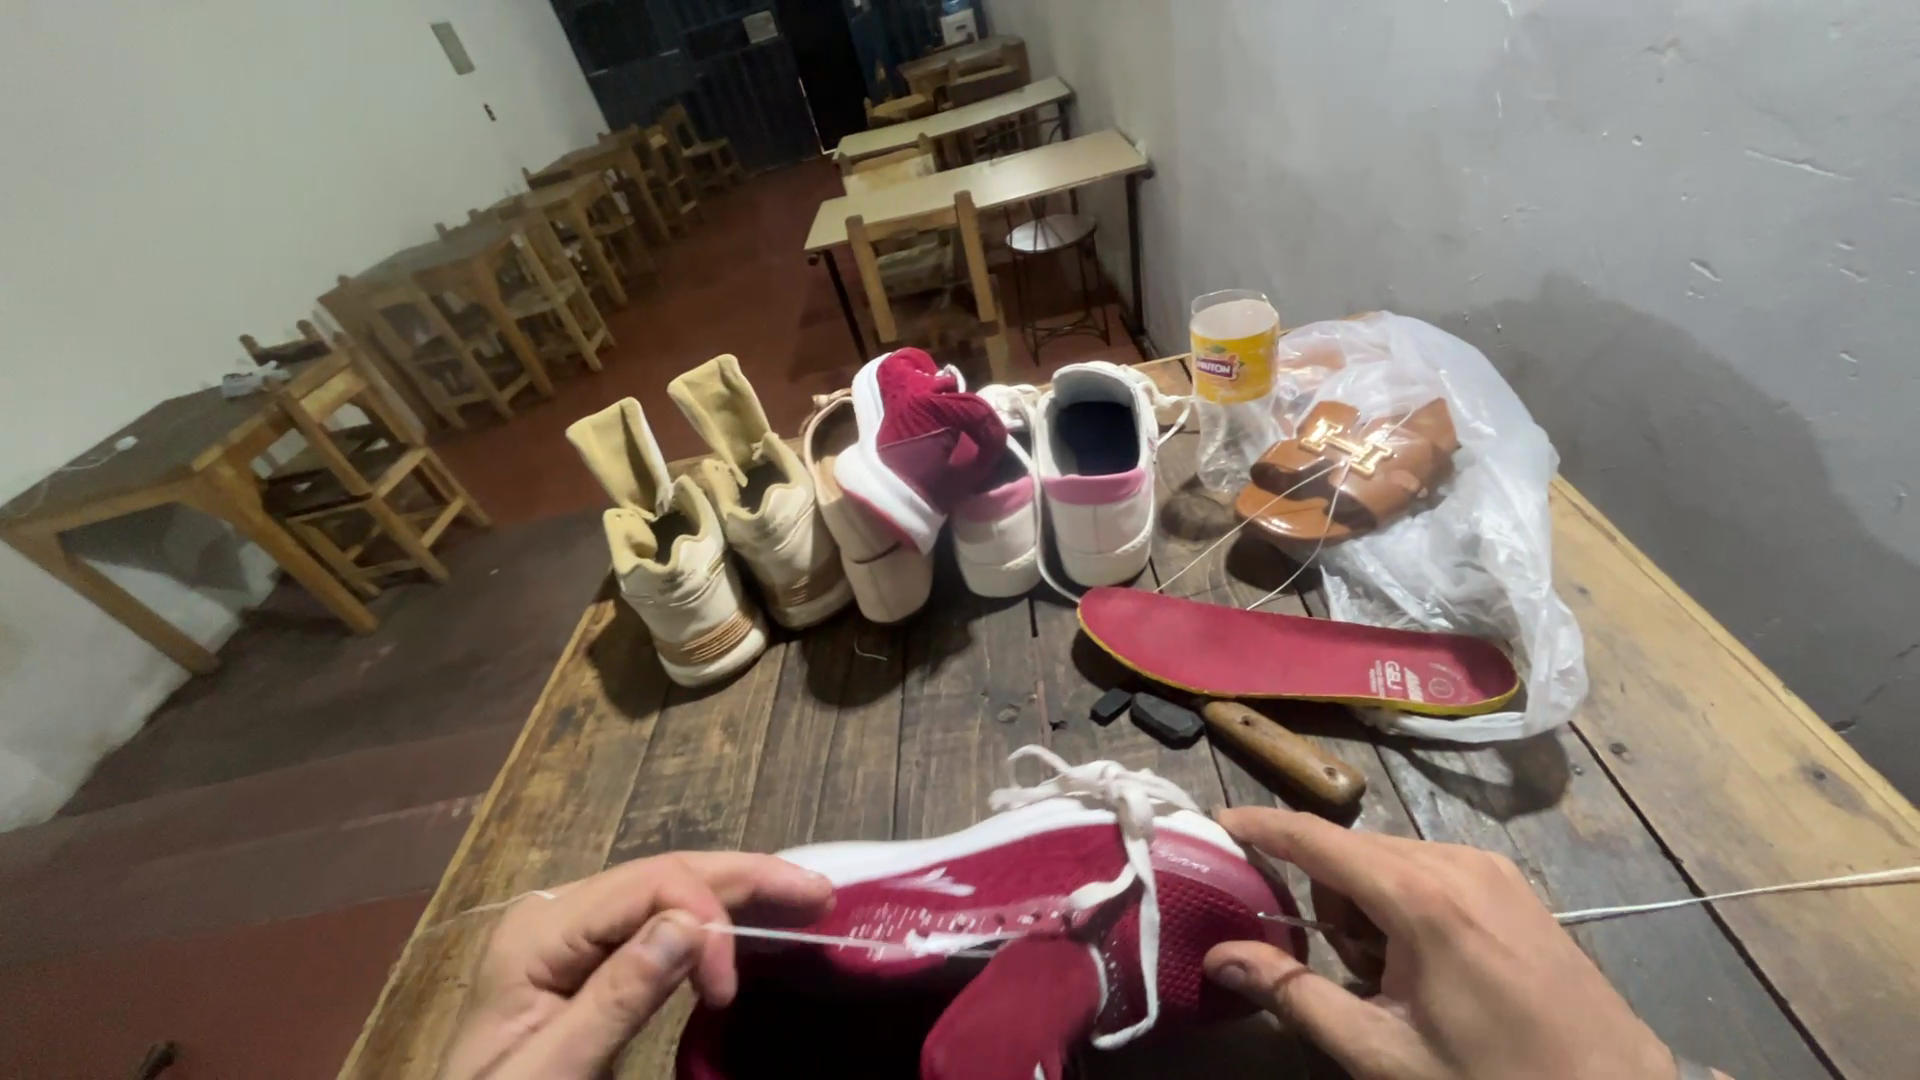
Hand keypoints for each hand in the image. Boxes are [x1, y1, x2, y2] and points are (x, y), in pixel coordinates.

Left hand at [439, 852, 833, 1079]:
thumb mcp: (548, 1078)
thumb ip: (615, 1000)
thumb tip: (689, 924)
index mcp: (541, 929)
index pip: (647, 885)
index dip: (705, 918)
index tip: (729, 991)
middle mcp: (563, 908)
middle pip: (669, 871)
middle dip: (747, 877)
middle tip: (816, 892)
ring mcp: (580, 924)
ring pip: (676, 884)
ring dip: (743, 888)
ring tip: (806, 892)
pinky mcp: (597, 946)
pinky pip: (667, 913)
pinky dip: (720, 912)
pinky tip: (760, 911)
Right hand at [1204, 808, 1681, 1079]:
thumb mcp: (1385, 1054)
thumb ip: (1294, 995)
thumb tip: (1218, 956)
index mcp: (1419, 897)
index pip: (1315, 838)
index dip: (1259, 824)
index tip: (1215, 823)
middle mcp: (1451, 860)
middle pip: (1347, 850)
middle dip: (1324, 895)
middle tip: (1344, 966)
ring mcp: (1485, 865)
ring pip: (1383, 857)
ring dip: (1362, 900)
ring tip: (1392, 973)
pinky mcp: (1508, 880)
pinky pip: (1423, 866)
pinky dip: (1400, 898)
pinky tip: (1427, 958)